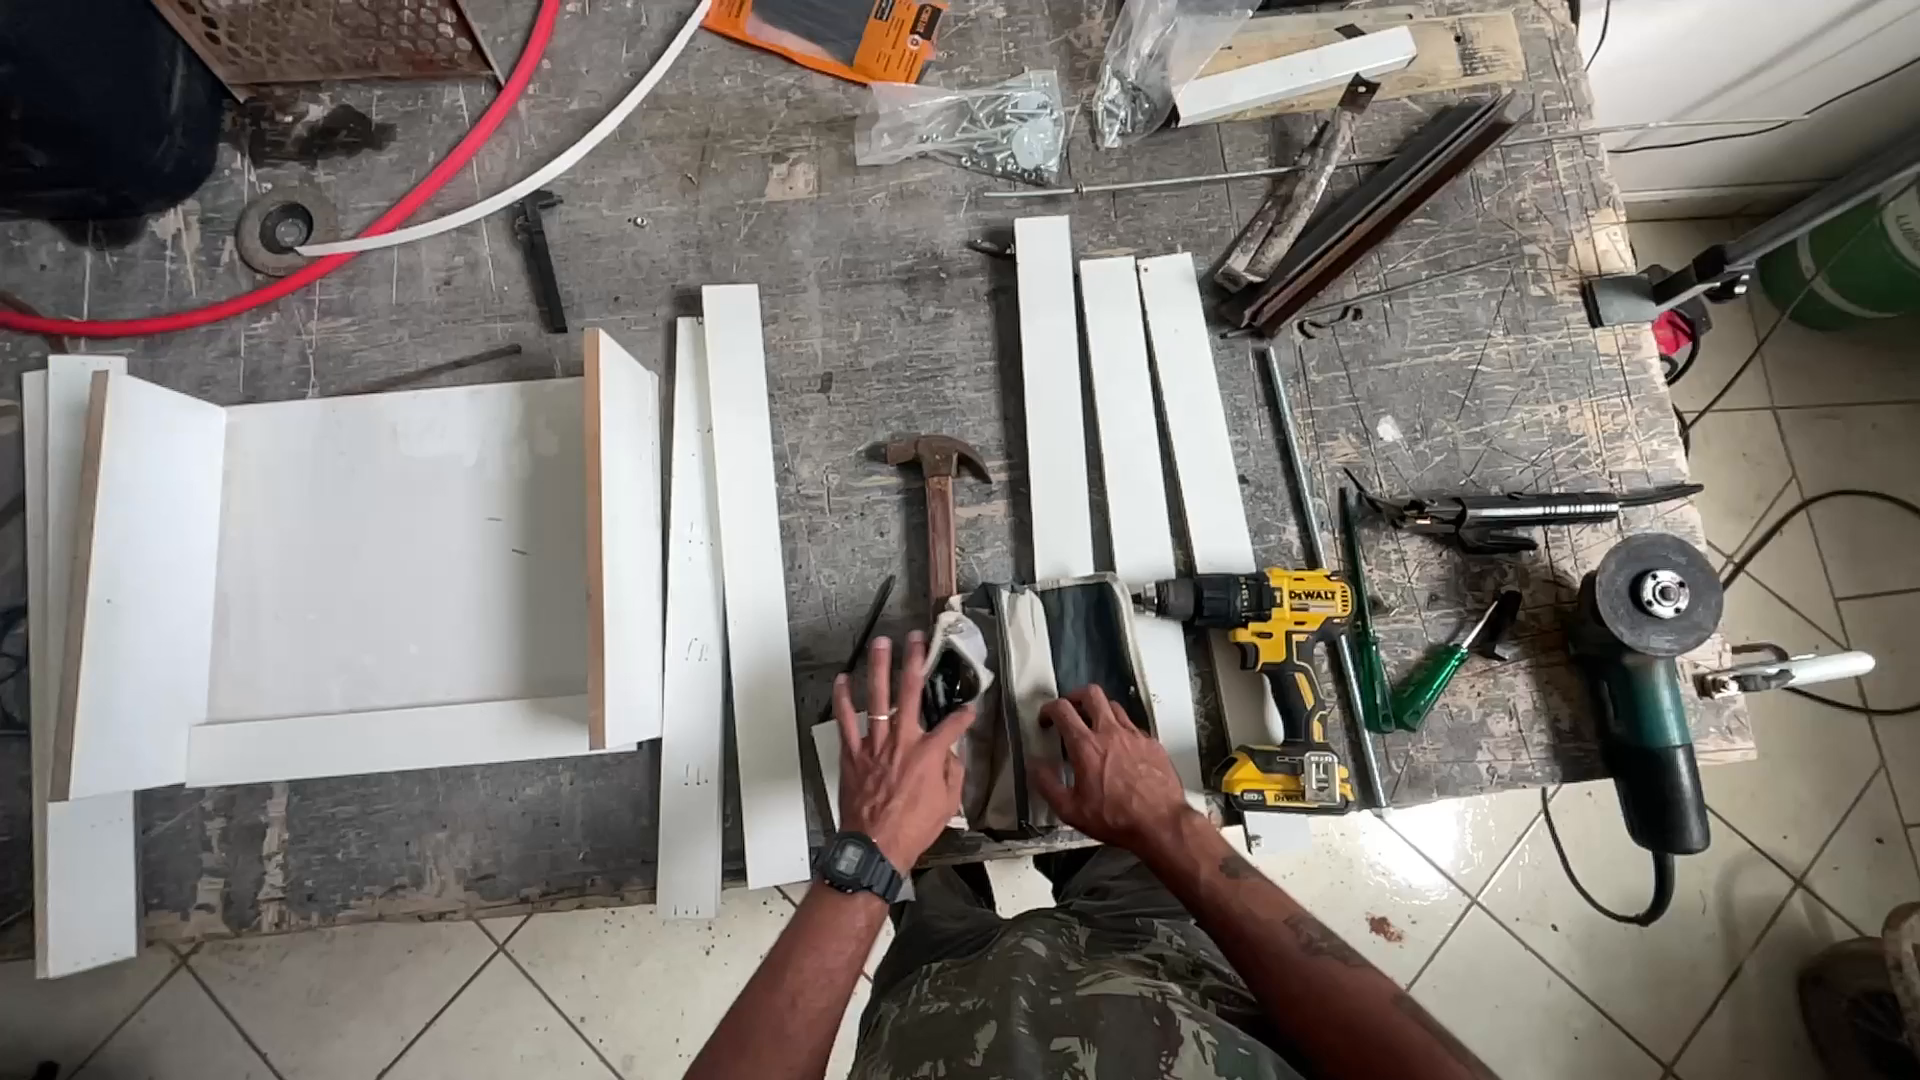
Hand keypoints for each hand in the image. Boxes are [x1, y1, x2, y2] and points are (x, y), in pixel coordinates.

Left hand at [834, 632, 975, 870]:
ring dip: (879, 667)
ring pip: (878, 696)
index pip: (953, 725)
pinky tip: (842, 680)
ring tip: (880, 644)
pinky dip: (843, 699)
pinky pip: (846, 720)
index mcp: (929, 753)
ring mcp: (875, 744)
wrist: (875, 847)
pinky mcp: (853, 753)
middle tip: (916, 639)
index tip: (968, 711)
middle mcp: (902, 741)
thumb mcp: (948, 804)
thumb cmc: (912, 829)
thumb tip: (952, 755)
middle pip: (911, 691)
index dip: (964, 716)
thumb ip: (953, 773)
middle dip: (916, 661)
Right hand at [1029, 686, 1197, 855]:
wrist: (1160, 824)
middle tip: (1070, 708)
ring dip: (1099, 710)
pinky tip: (1120, 746)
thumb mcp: (1071, 810)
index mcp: (1086, 746)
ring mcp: (1134, 735)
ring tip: (1094, 725)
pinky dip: (1121, 729)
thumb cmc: (1117, 819)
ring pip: (1113, 705)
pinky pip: (1133, 725)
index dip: (1048, 708)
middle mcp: (1110, 733)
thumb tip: (1036, 767)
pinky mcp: (1152, 743)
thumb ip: (1047, 785)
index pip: (1062, 709)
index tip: (1046, 718)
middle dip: (1075, 696)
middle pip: (1090, 693)